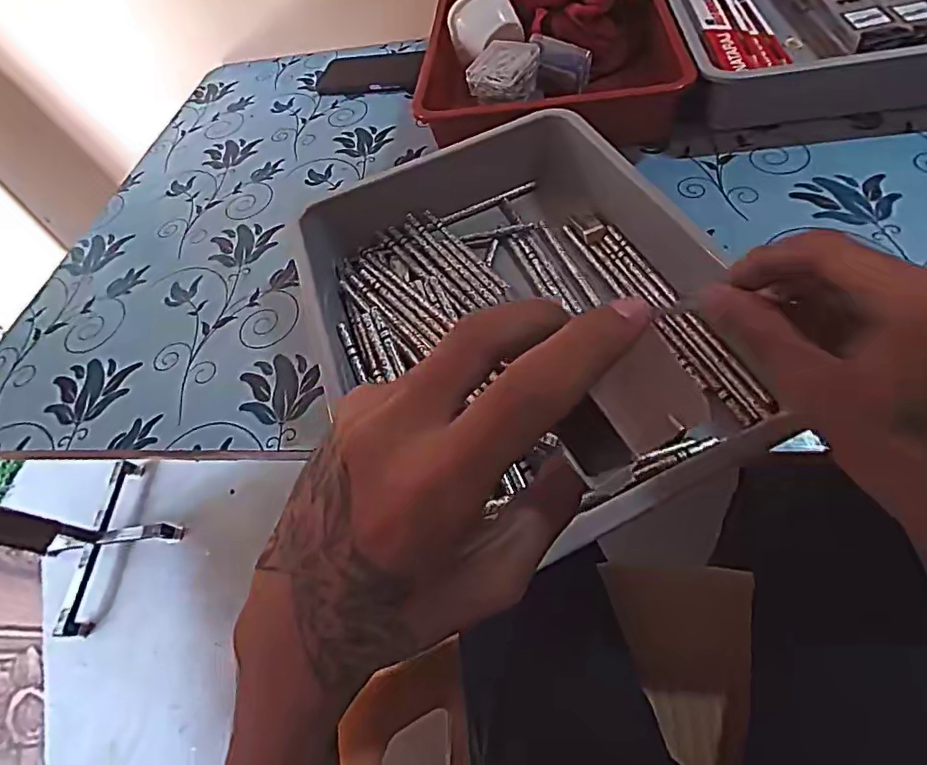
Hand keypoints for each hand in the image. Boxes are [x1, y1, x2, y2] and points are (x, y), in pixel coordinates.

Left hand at [228, 297, 651, 762]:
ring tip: (528, 381)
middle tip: (580, 326)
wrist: (296, 606)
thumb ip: (543, 515)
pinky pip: (426, 376)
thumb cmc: (400, 611)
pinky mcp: (354, 399)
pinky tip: (457, 425)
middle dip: (541, 316)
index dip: (586, 345)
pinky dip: (460, 385)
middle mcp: (397, 426)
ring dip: (502, 351)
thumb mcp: (492, 584)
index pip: (524, 391)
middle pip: (478, 334)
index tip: (631, 314)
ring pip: (453, 351)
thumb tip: (575, 457)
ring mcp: (368, 404)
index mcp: (438, 482)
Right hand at [704, 233, 926, 764]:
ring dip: (818, 301)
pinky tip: (821, 345)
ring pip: (871, 284)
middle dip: (789, 283)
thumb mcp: (820, 395)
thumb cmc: (906, 462)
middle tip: (744, 311)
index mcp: (917, 296)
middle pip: (849, 263)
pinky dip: (851, 318)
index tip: (725, 288)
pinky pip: (896, 306)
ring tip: (774, 331)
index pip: (824, 250)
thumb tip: (711, 294)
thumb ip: (762, 335)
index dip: (765, 262)